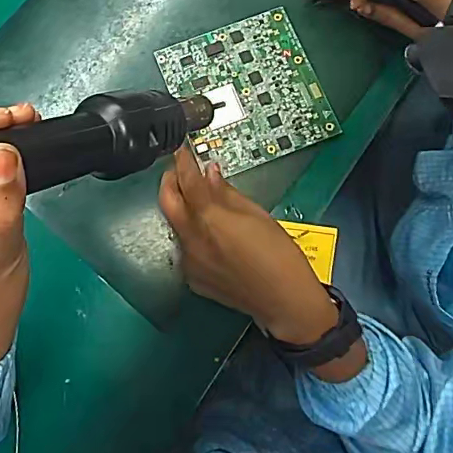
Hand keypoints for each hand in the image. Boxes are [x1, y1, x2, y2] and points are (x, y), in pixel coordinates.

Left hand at [157, 144, 334, 344]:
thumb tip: (210, 173)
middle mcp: (192, 240)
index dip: (183, 162)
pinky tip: (209, 235)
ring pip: (176, 226)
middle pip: (168, 202)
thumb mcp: (257, 215)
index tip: (181, 150)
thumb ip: (227, 193)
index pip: (188, 182)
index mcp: (211, 220)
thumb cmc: (279, 255)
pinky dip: (192, 235)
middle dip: (169, 181)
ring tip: (198, 201)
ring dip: (182, 210)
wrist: (284, 302)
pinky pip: (185, 248)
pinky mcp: (192, 278)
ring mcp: (189, 261)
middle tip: (178, 170)